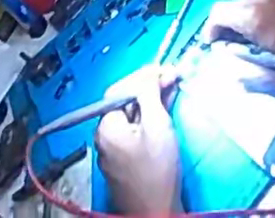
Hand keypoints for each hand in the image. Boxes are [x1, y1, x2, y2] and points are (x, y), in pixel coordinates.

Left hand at [95, 67, 180, 216]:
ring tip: (170, 91)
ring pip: (131, 117)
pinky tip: (164, 113)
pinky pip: (134, 133)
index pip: (120, 89)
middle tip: (170, 79)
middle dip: (148, 88)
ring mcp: (113, 153)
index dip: (142, 77)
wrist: (158, 217)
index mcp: (106, 126)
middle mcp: (104, 138)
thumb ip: (150, 93)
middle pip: (125, 102)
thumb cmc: (157, 170)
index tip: (163, 71)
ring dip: (150, 102)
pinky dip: (148, 121)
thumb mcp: (157, 123)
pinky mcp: (125, 165)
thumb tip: (149, 73)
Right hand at [202, 0, 274, 76]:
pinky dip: (256, 11)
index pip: (218, 13)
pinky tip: (267, 28)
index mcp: (253, 15)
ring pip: (245, 1)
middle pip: (230, 5)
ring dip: (241, 17)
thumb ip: (242, 61)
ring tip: (249, 38)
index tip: (212, 45)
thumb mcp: (269, 72)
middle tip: (229, 45)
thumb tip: (224, 56)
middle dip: (226, 24)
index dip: (210, 30)